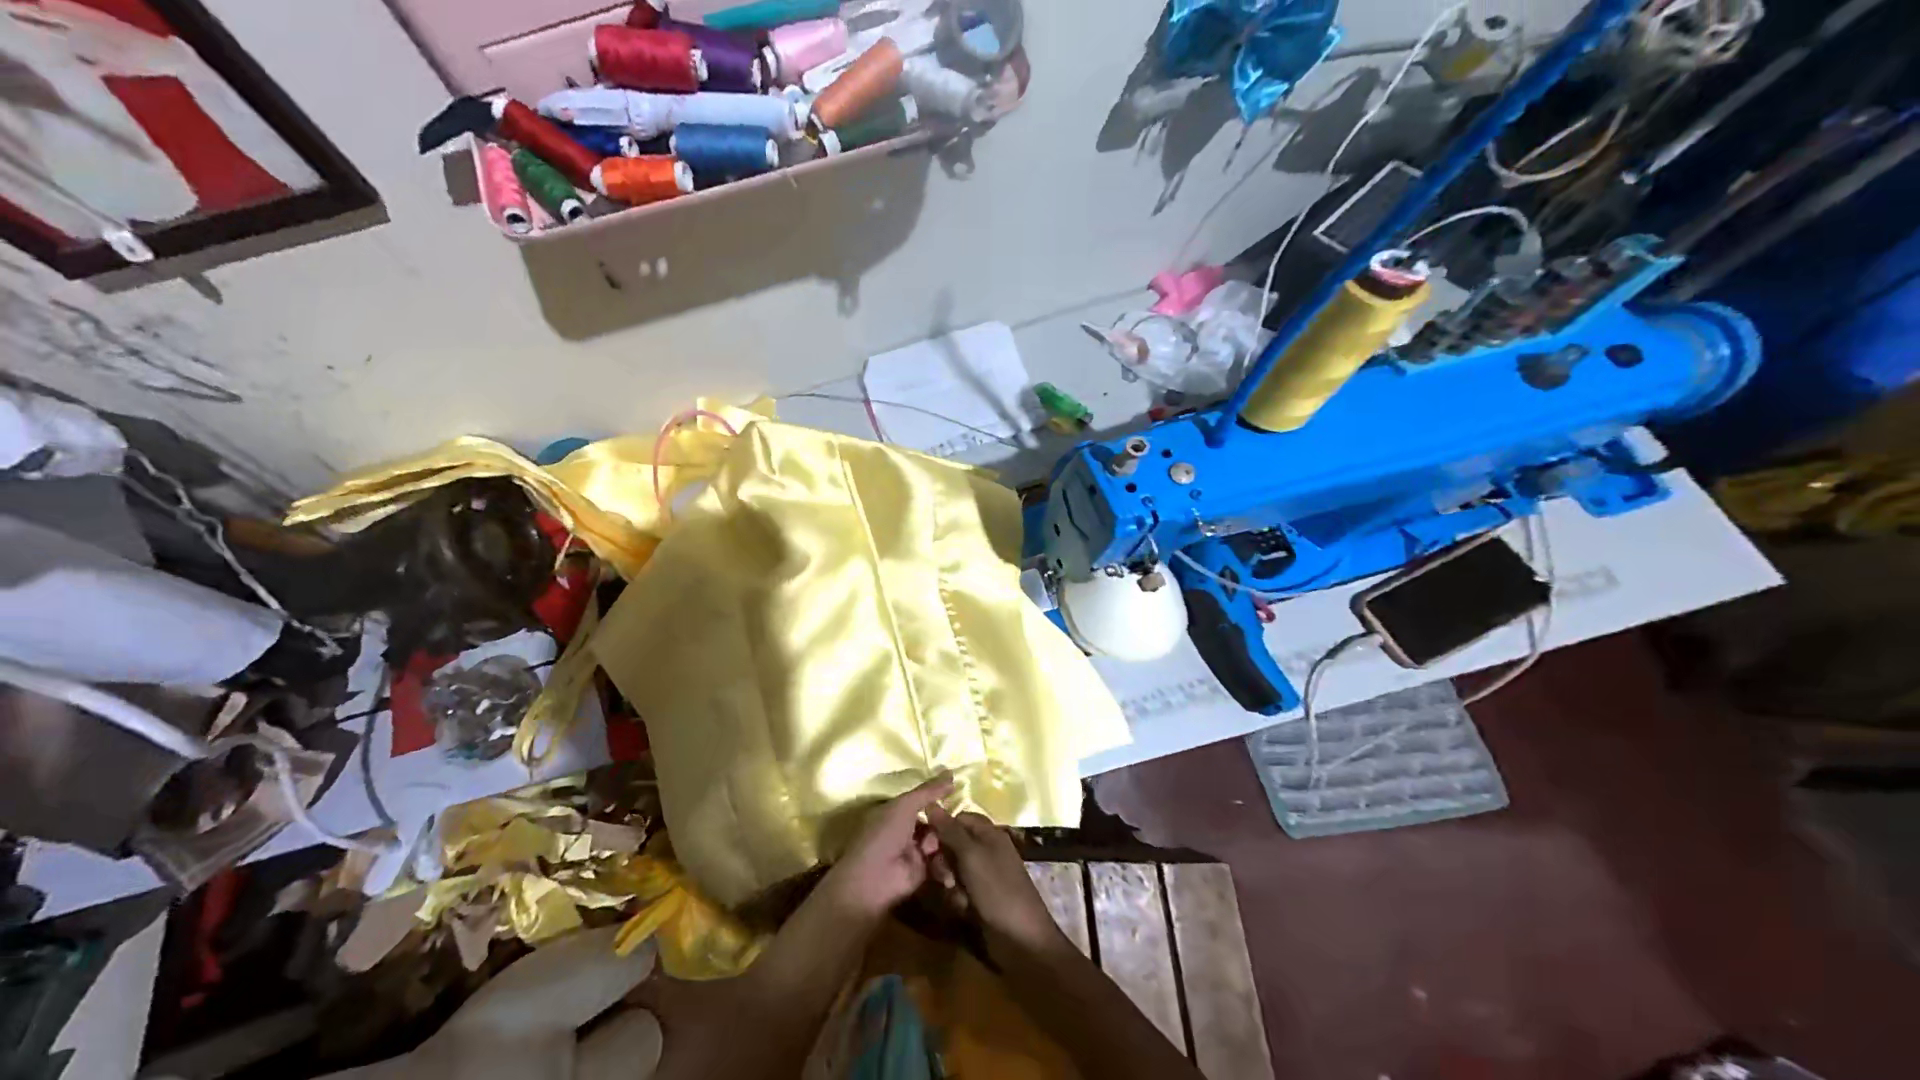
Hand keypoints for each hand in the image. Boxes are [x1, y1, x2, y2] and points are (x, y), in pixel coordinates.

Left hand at [819, 773, 955, 919]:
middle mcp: (906, 830)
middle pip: (934, 822)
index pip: (923, 801)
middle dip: (945, 824)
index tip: (958, 795)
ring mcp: (914, 852)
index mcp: (897, 812)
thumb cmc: (884, 835)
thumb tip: (952, 773)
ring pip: (940, 842)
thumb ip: (928, 791)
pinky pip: (940, 863)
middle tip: (958, 825)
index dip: (939, 799)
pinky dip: (944, 865)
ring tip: (946, 848)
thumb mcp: (905, 806)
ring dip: (946, 845)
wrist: (874, 879)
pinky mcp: (923, 873)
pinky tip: (946, 867)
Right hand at [924, 804, 1068, 958]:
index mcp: (989, 834)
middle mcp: (986, 850)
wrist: (1020, 939)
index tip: (927, 843)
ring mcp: (983, 875)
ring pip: (952, 869)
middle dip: (943, 860)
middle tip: (944, 876)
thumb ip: (950, 830)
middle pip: (953, 844)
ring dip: (950, 882)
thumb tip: (931, 803)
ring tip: (957, 896)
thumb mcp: (971, 855)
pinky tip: (963, 909)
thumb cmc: (997, 889)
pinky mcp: (979, 897)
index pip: (958, 818)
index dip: (941, 828)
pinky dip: (957, 898)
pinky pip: (958, 889)